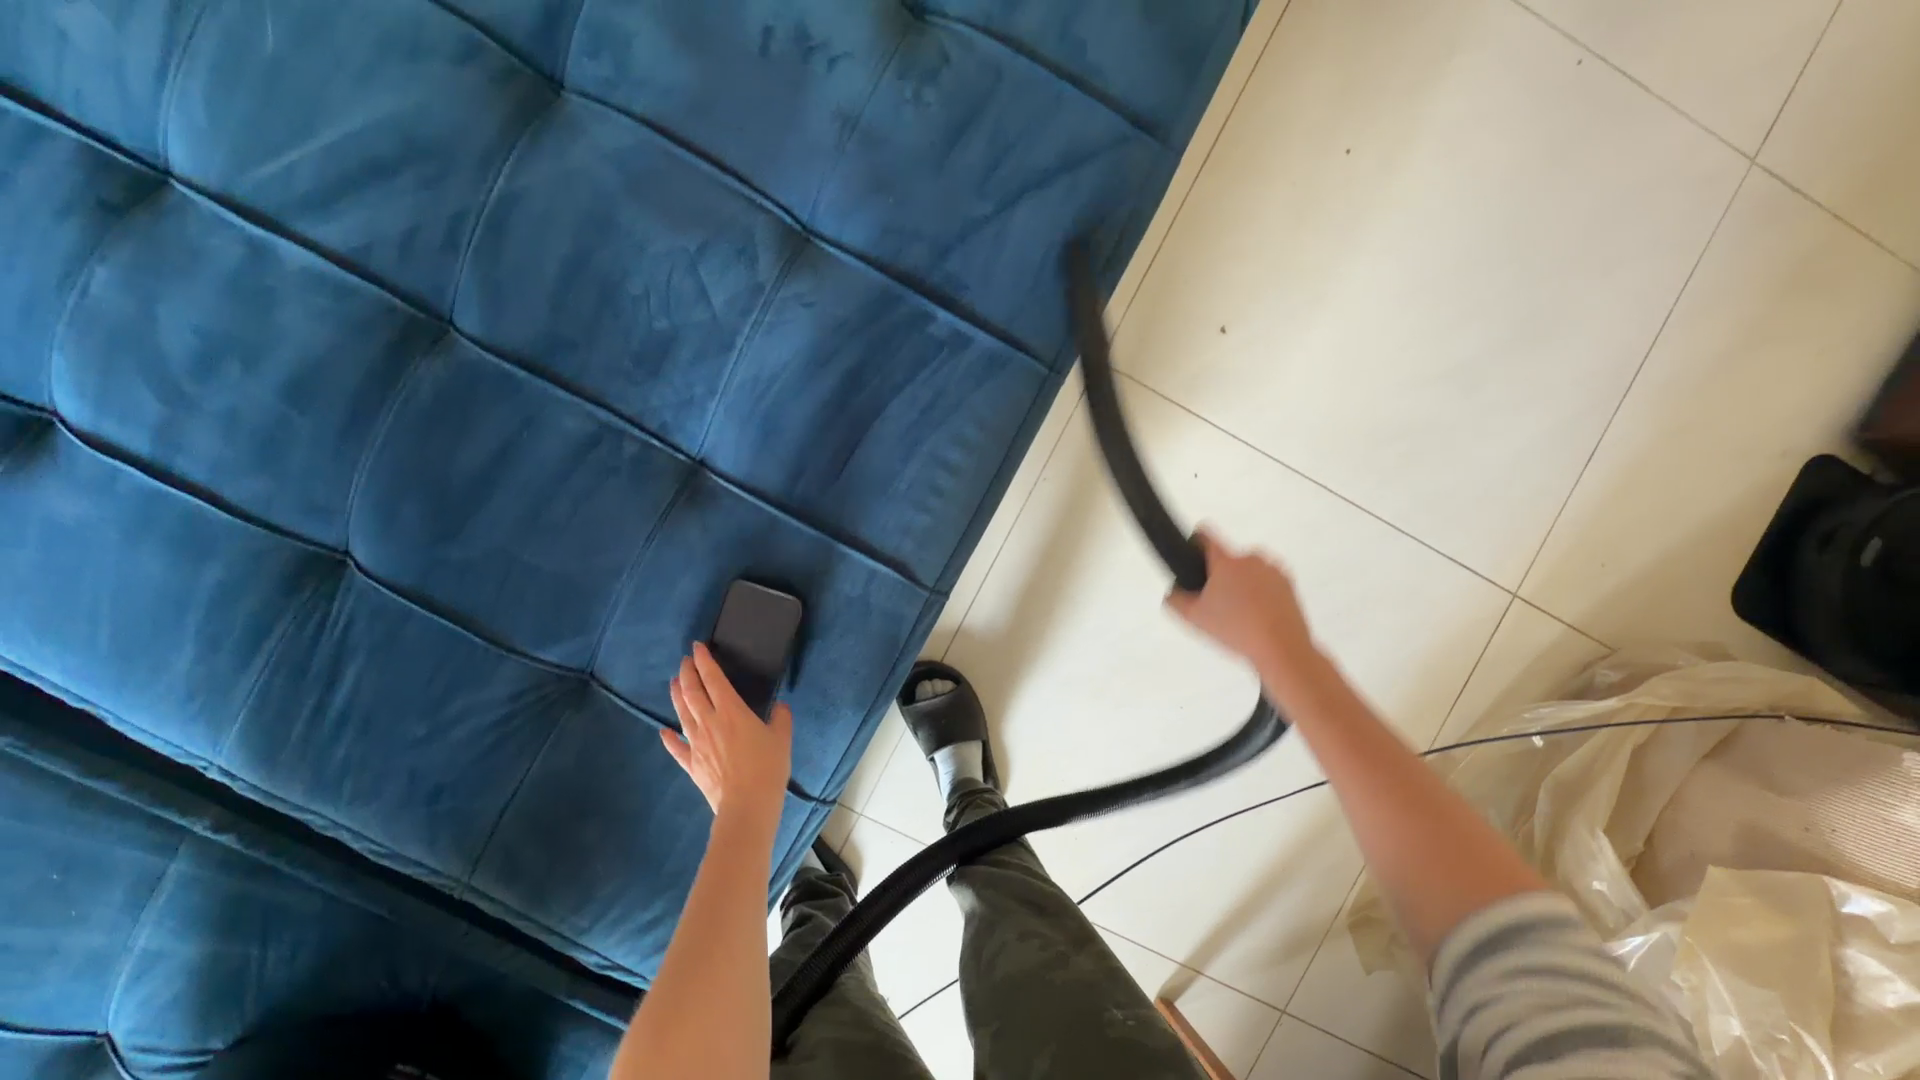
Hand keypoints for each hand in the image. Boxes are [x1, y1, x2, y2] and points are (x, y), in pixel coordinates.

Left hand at [663, 643, 792, 823]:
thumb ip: (780, 717)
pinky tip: (664, 731)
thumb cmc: (768, 767)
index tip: (698, 648)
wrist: (747, 804)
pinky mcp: (691, 764)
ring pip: (682, 713)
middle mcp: (709, 722)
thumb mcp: (782, 737)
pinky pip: (677, 748)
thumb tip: (779, 706)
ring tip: (674, 683)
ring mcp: (696, 743)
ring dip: (676, 696)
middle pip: (692, 692)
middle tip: (685, 662)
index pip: (713, 679)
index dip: (704, 661)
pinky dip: (669, 738)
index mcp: (731, 711)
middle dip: (687, 673)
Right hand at [1165, 529, 1319, 682]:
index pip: (1205, 536)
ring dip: (1243, 584)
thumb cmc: (1238, 630)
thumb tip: (1173, 592)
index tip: (1193, 550)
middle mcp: (1251, 558)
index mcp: (1226, 562)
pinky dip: (1262, 592)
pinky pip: (1267, 580)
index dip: (1195, 540)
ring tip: (1241, 614)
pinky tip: (1258, 615)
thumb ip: (1175, 600)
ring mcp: (1273, 569)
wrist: (1281, 648)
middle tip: (1219, 602)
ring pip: (1248, 570)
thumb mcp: (1194, 619)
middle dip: (1222, 576)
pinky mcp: (1289, 582)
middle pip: (1227, 559)